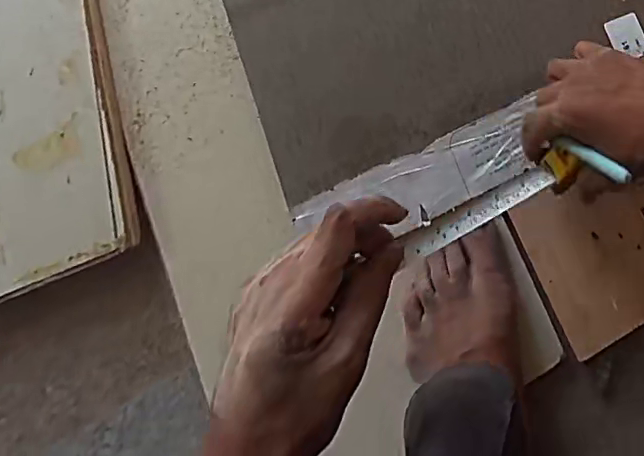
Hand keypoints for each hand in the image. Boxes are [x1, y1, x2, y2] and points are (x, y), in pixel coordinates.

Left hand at [205, 197, 406, 455]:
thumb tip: (389, 252)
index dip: (373, 210)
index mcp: (291, 300)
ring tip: (365, 283)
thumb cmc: (290, 419)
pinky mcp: (256, 294)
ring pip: (314, 242)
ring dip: (347, 249)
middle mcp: (269, 283)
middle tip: (389, 257)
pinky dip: (326, 264)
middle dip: (365, 234)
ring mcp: (258, 287)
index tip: (398, 216)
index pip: (336, 224)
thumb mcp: (346, 360)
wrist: (245, 448)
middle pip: (326, 229)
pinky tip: (337, 295)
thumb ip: (370, 296)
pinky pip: (299, 260)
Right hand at [520, 41, 643, 181]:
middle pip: (542, 99)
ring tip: (574, 101)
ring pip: (556, 71)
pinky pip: (581, 52)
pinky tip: (593, 76)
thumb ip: (591, 181)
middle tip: (562, 133)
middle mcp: (570, 85)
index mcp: (566, 114)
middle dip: (546, 118)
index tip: (539, 154)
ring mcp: (588, 66)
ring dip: (558, 87)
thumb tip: (581, 191)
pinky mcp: (607, 54)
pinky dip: (581, 63)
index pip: (531, 126)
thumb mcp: (618, 172)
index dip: (530, 143)